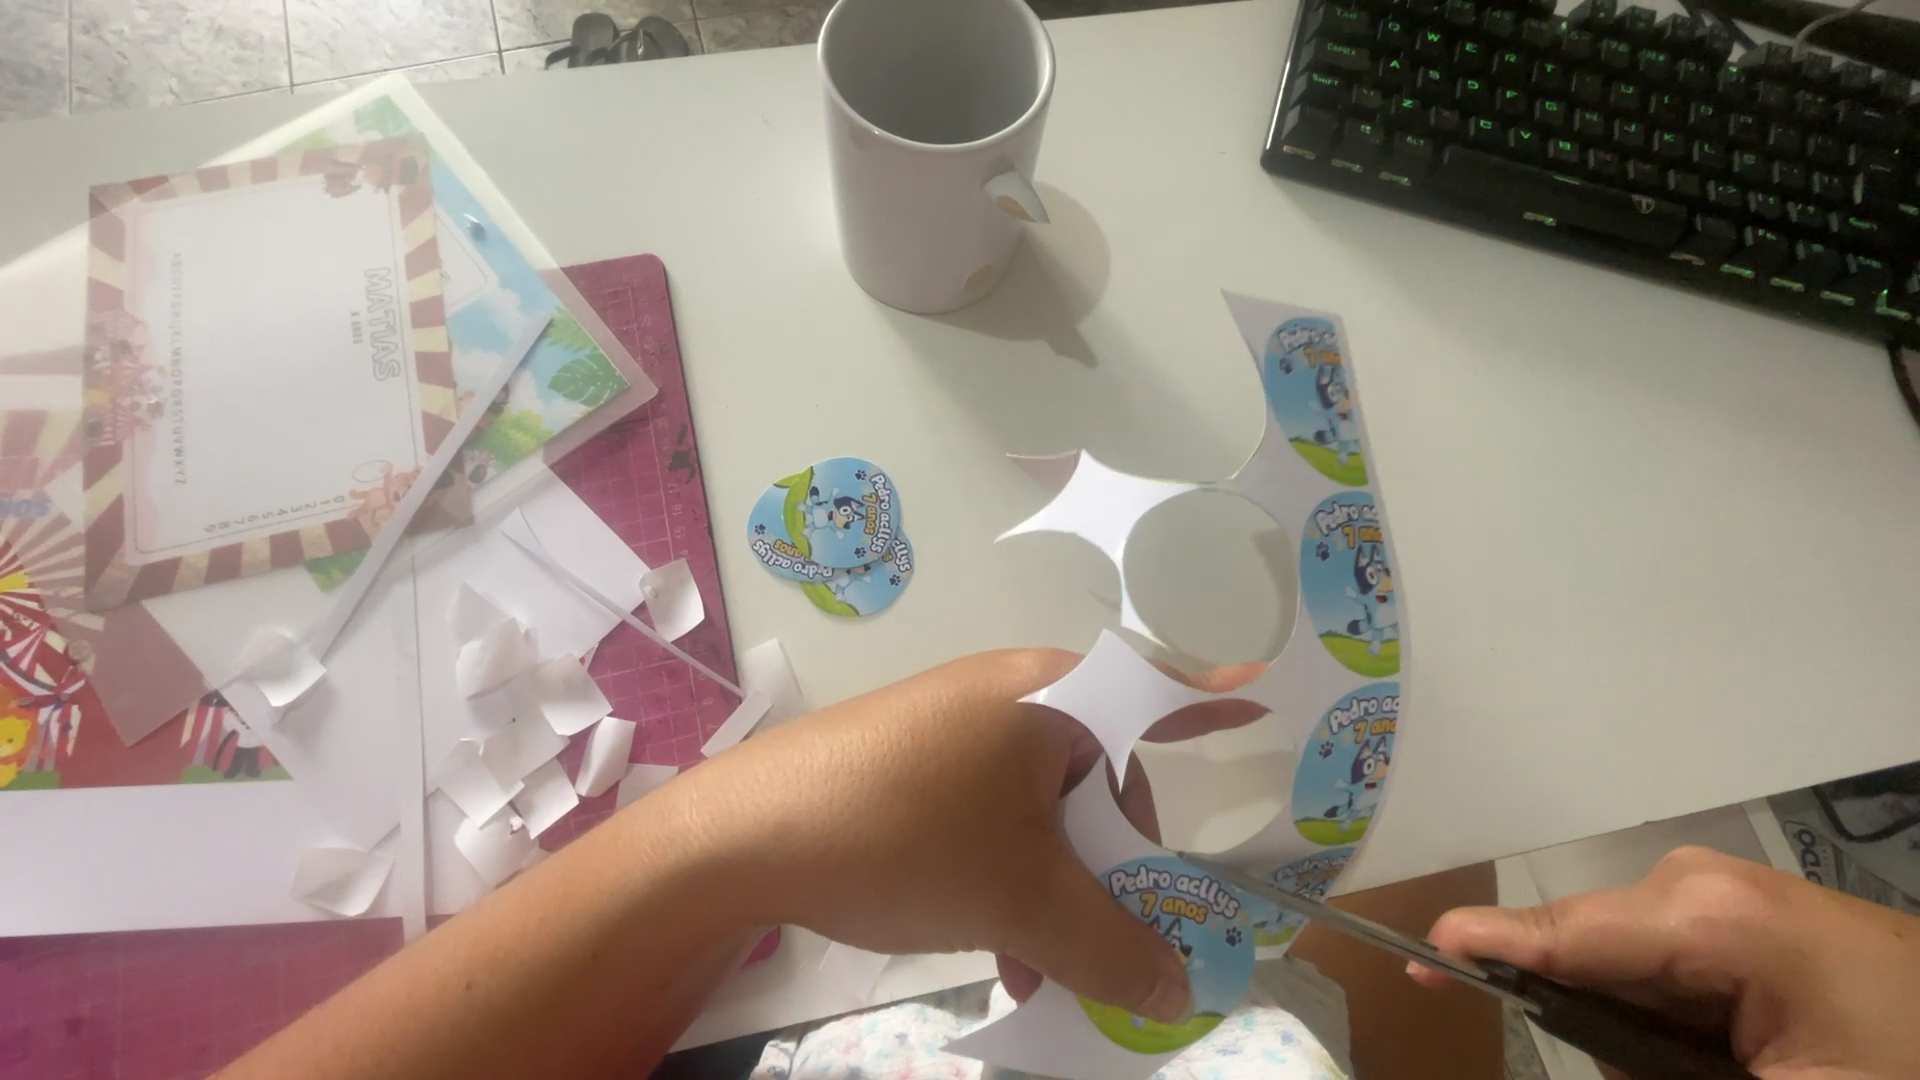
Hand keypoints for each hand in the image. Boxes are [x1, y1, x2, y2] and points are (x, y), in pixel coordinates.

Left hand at [664, 648, 1261, 1023]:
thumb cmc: (905, 833)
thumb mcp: (1020, 899)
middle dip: (1115, 869)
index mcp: (1050, 694)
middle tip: (1118, 947)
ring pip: (1043, 807)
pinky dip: (1009, 872)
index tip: (1259, 707)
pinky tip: (998, 941)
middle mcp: (1010, 693)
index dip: (1212, 702)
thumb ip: (1112, 946)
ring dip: (1057, 887)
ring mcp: (960, 724)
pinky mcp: (919, 757)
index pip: (1155, 687)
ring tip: (1043, 967)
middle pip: (1100, 778)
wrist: (746, 828)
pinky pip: (993, 811)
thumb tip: (1178, 989)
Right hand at [1409, 846, 1919, 1079]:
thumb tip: (1573, 1038)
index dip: (1484, 945)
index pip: (1563, 931)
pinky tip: (1723, 1042)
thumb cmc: (1907, 1062)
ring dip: (1634, 1015)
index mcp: (1707, 914)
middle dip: (1591, 1011)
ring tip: (1726, 1062)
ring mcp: (1711, 887)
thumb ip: (1648, 1064)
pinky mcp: (1727, 901)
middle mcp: (1693, 881)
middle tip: (1681, 1069)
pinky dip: (1660, 1001)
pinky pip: (1653, 952)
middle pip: (1585, 948)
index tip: (1420, 956)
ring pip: (1615, 954)